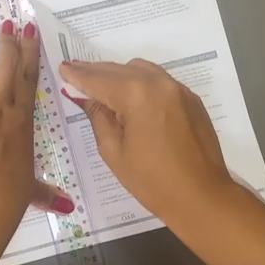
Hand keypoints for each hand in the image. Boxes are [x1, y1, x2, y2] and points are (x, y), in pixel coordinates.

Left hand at [0, 20, 73, 216]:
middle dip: (7, 42)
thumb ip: (46, 193)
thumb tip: (65, 207)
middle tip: (6, 24)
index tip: (29, 30)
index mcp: (24, 118)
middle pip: (7, 66)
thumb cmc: (14, 191)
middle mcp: (2, 108)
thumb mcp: (33, 189)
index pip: (29, 77)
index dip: (30, 51)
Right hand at [57, 59, 242, 223]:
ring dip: (119, 74)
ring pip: (141, 69)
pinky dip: (141, 82)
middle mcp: (158, 83)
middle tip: (75, 72)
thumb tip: (86, 97)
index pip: (98, 79)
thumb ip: (98, 117)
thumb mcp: (114, 151)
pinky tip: (131, 96)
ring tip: (101, 84)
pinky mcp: (190, 98)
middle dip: (96, 72)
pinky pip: (159, 80)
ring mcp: (178, 89)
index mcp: (136, 95)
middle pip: (119, 70)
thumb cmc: (151, 180)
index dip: (78, 75)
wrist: (202, 197)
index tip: (62, 68)